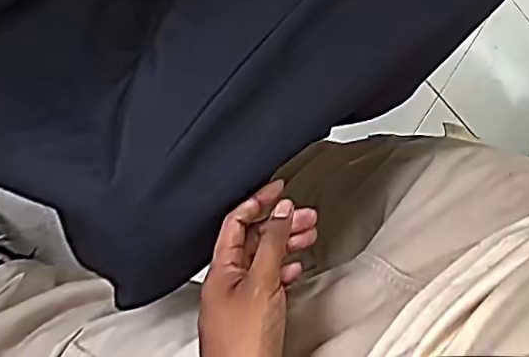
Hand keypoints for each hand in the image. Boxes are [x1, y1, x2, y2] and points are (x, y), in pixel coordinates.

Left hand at [198, 179, 318, 356]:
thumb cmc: (243, 344)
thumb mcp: (262, 281)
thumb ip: (272, 241)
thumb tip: (281, 209)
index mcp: (220, 272)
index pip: (235, 222)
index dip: (257, 201)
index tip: (279, 187)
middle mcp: (226, 283)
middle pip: (253, 238)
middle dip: (280, 221)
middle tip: (304, 213)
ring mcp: (238, 299)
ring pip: (264, 256)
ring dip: (287, 241)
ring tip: (308, 234)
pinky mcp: (252, 313)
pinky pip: (269, 276)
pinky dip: (285, 265)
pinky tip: (296, 266)